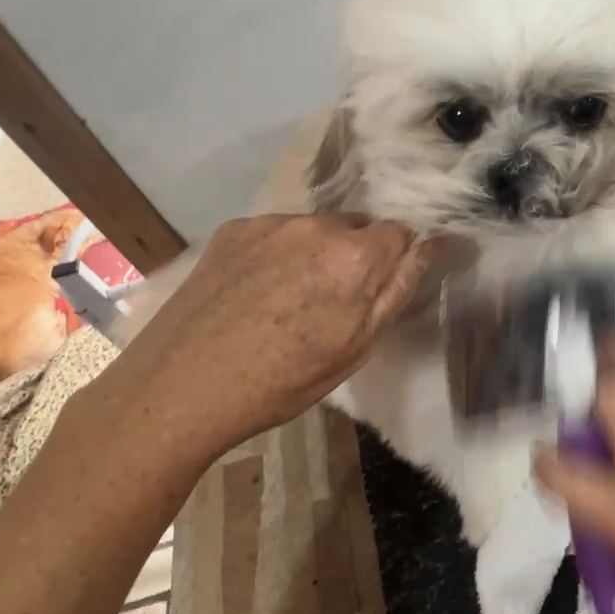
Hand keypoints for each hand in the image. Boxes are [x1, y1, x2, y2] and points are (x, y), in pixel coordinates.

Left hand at [82, 213, 449, 465]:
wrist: (178, 389)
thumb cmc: (283, 379)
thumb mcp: (357, 346)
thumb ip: (400, 288)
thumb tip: (436, 244)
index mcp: (356, 255)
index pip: (402, 233)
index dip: (398, 261)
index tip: (381, 292)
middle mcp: (315, 225)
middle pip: (358, 227)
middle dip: (358, 256)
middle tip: (336, 304)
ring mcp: (268, 224)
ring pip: (315, 229)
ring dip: (318, 254)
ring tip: (292, 301)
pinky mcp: (231, 231)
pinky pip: (275, 233)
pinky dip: (278, 254)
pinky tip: (257, 293)